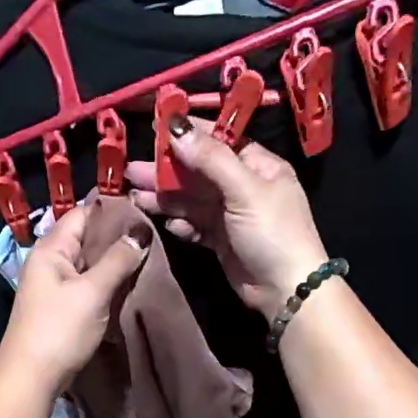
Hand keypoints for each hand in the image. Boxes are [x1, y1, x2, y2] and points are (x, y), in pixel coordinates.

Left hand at [0, 202, 147, 389]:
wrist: (31, 378)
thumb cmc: (59, 329)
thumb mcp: (93, 292)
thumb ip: (118, 260)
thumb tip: (141, 233)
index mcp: (50, 249)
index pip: (82, 214)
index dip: (112, 210)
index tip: (144, 211)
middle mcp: (49, 263)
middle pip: (86, 239)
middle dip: (116, 238)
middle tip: (153, 237)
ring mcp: (53, 287)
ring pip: (88, 265)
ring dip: (113, 264)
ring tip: (147, 259)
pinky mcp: (60, 309)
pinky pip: (86, 287)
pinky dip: (105, 285)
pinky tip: (128, 287)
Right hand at [126, 117, 329, 313]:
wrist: (285, 290)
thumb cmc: (272, 232)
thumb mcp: (244, 189)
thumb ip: (210, 159)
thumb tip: (178, 127)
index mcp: (259, 166)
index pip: (220, 140)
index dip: (190, 134)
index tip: (156, 128)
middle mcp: (244, 187)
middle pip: (199, 172)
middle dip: (166, 170)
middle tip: (132, 170)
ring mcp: (231, 216)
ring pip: (192, 201)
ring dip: (165, 198)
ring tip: (134, 196)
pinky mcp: (221, 241)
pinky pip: (195, 226)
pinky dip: (181, 224)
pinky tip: (165, 223)